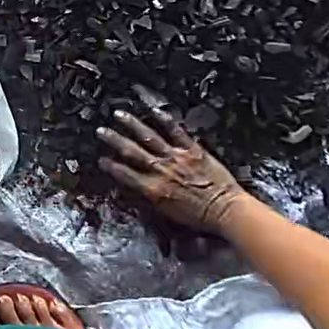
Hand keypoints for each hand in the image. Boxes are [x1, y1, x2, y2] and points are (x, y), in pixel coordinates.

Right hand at [96, 86, 253, 233]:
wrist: (227, 211)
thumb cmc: (199, 217)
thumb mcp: (166, 213)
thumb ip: (149, 197)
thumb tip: (135, 187)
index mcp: (152, 189)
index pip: (125, 174)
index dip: (110, 166)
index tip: (101, 160)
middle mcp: (161, 170)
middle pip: (131, 151)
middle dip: (114, 140)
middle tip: (101, 131)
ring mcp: (176, 158)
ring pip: (148, 137)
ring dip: (132, 125)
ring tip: (119, 115)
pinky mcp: (192, 151)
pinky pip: (176, 132)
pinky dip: (164, 120)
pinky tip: (154, 112)